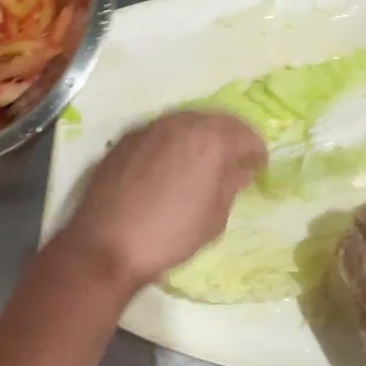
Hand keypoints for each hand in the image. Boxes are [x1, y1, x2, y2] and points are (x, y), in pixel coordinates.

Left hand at [52, 111, 267, 293]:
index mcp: (210, 140)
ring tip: (204, 163)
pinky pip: (161, 133)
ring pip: (187, 122)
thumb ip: (231, 186)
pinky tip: (172, 166)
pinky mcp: (126, 139)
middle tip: (235, 162)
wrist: (107, 244)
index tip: (258, 170)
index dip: (257, 153)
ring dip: (202, 137)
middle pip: (217, 121)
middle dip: (231, 138)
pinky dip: (175, 143)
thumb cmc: (169, 235)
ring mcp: (150, 127)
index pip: (247, 135)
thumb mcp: (214, 218)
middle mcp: (181, 123)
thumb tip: (241, 170)